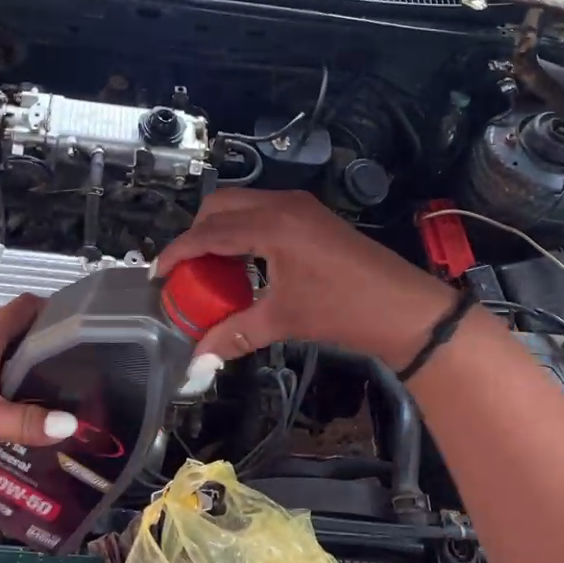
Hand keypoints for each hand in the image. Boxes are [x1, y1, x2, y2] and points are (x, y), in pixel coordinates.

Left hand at [0, 294, 77, 509]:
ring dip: (49, 371)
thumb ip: (27, 420)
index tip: (84, 319)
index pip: (22, 308)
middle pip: (27, 335)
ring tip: (85, 381)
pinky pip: (19, 390)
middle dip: (57, 341)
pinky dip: (38, 395)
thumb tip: (73, 423)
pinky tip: (60, 410)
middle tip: (92, 355)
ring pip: (24, 364)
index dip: (51, 306)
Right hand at [154, 189, 455, 369]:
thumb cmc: (344, 310)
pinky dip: (242, 228)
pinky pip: (261, 209)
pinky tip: (244, 261)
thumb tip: (197, 359)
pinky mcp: (310, 213)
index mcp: (272, 226)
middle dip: (196, 231)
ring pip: (241, 203)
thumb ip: (235, 334)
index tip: (158, 273)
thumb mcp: (284, 321)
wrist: (404, 307)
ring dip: (219, 227)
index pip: (209, 232)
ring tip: (211, 266)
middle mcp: (281, 205)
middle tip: (186, 268)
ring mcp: (299, 205)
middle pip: (220, 204)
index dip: (179, 251)